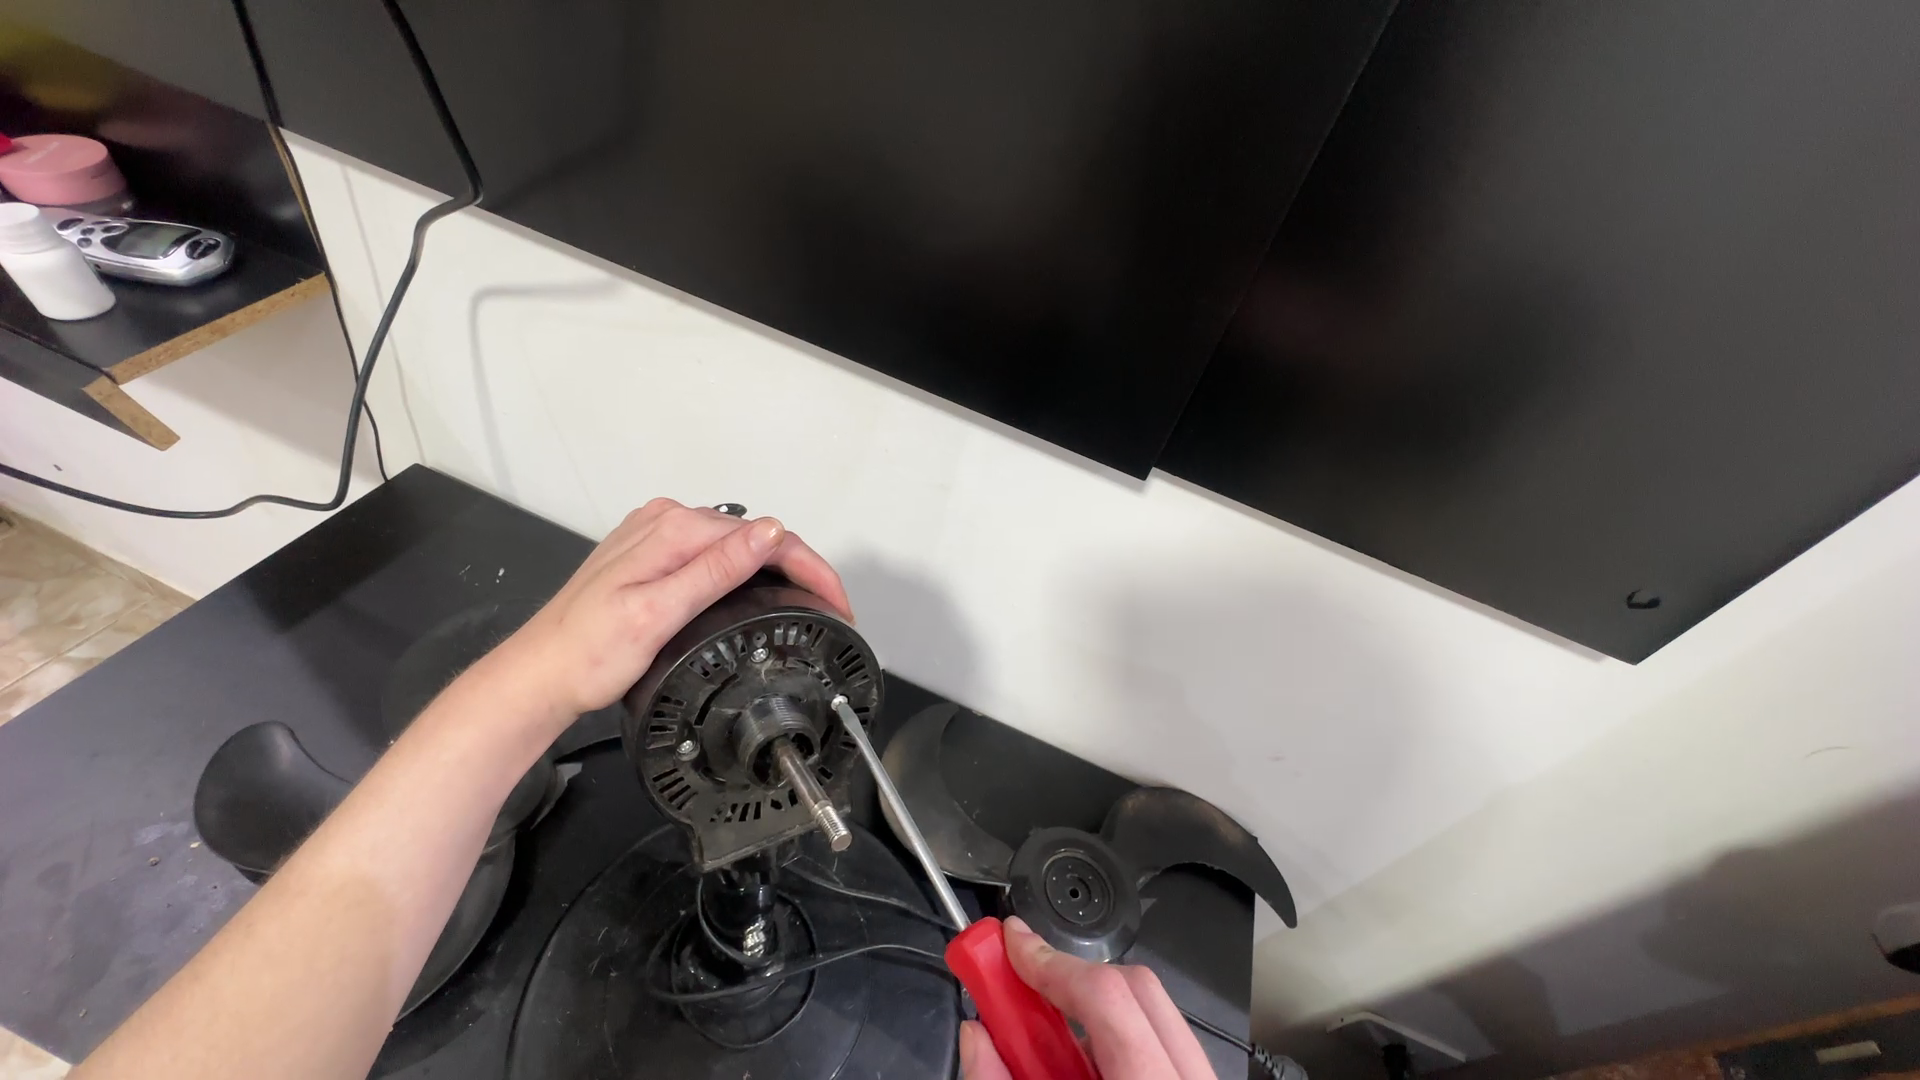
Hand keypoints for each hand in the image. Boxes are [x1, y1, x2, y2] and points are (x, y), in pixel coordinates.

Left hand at [485, 500, 851, 722]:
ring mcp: (657, 534)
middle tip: (829, 607)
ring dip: (775, 566)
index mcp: (672, 531)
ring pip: (736, 541)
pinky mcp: (651, 551)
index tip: (837, 602)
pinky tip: (756, 587)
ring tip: (804, 599)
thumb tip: (771, 532)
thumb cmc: (590, 656)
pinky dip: (744, 567)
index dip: (810, 567)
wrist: (539, 675)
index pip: (764, 536)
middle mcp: (666, 521)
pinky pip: (713, 549)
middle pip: (754, 534)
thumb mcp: (658, 613)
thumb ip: (716, 569)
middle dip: (799, 565)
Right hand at [959, 917, 1214, 1079]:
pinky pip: (1166, 1042)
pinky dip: (1120, 1038)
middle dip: (1070, 974)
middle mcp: (1193, 1079)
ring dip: (1094, 1007)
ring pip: (1155, 1010)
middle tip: (1018, 979)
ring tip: (1050, 1037)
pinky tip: (1087, 1066)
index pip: (1106, 997)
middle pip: (1137, 987)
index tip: (1008, 943)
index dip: (1049, 962)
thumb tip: (976, 1032)